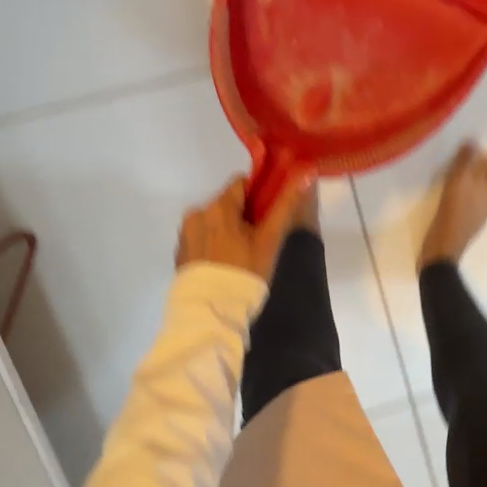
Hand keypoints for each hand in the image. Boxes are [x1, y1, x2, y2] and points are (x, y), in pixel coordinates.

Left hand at [174, 176, 308, 281]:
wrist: (211, 314)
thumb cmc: (244, 272)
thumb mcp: (270, 239)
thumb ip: (286, 204)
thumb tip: (306, 172)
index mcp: (217, 206)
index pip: (241, 183)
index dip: (258, 196)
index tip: (268, 216)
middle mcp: (196, 214)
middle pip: (227, 204)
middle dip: (242, 216)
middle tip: (258, 241)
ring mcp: (185, 235)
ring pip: (214, 222)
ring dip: (227, 231)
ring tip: (240, 256)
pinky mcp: (180, 255)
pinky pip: (201, 239)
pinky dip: (213, 245)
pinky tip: (224, 265)